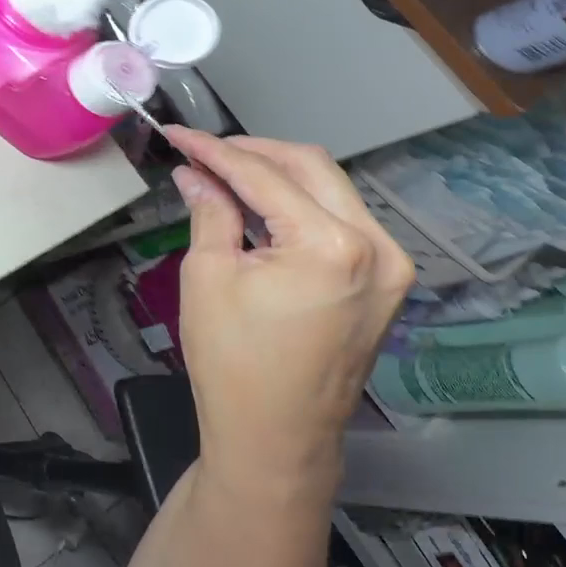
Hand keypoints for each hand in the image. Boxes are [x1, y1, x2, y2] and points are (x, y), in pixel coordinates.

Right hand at [164, 128, 414, 490]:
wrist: (276, 431)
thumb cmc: (233, 357)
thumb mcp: (208, 274)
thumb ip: (210, 212)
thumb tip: (195, 175)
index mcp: (332, 244)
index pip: (264, 175)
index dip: (213, 149)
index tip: (174, 135)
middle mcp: (378, 246)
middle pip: (311, 167)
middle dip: (251, 151)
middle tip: (198, 150)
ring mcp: (390, 265)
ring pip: (330, 188)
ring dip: (275, 174)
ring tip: (221, 173)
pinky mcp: (385, 281)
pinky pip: (340, 218)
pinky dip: (296, 203)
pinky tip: (256, 205)